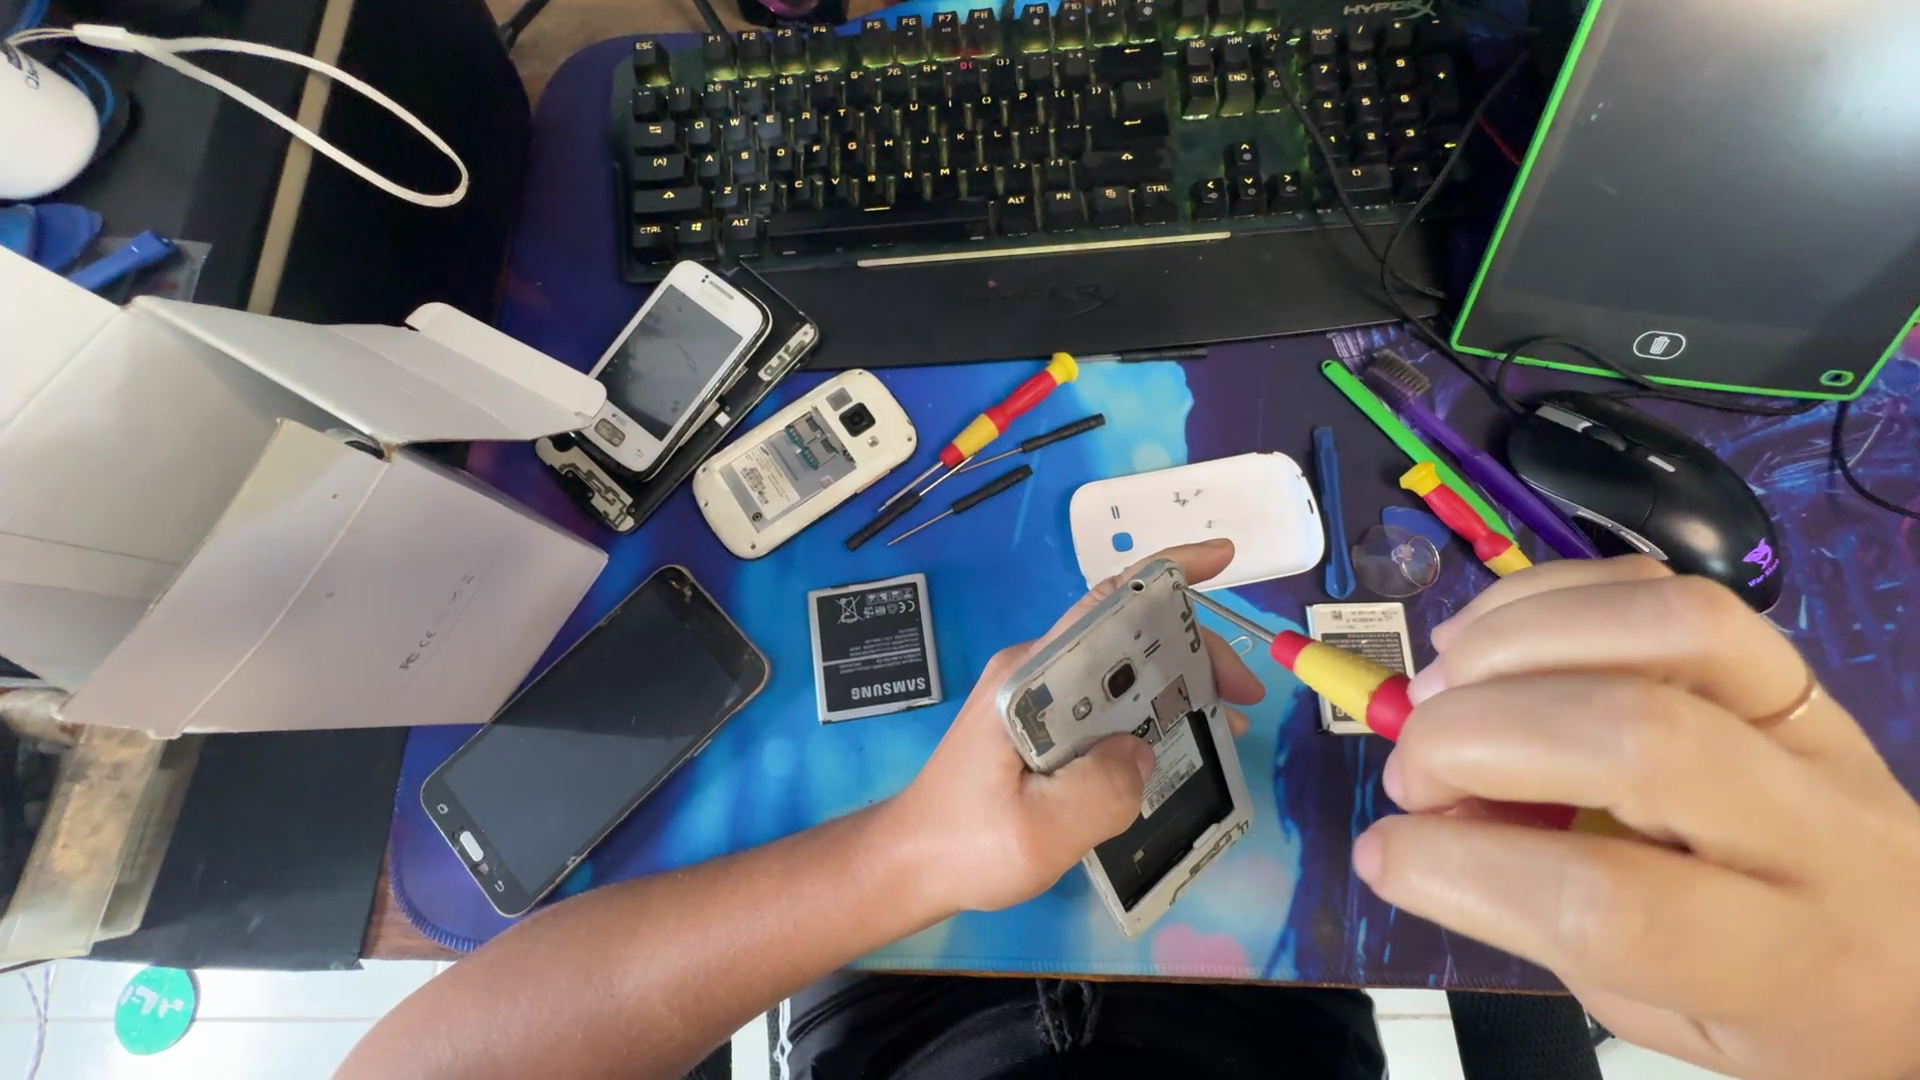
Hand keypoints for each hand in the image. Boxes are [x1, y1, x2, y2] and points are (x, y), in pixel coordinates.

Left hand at [889, 539, 1265, 915]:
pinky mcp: (1038, 722)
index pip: (1104, 605)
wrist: (912, 860)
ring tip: (1225, 720)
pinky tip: (1176, 738)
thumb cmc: (967, 843)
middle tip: (1246, 695)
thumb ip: (1102, 790)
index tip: (1220, 556)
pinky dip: (1148, 710)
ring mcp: (1035, 694)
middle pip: (1124, 636)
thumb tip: (1144, 747)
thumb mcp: (1040, 831)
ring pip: (1118, 669)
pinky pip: (1103, 701)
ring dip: (1174, 684)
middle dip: (1191, 651)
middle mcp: (1034, 670)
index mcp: (1030, 677)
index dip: (1164, 574)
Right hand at [1353, 557, 1919, 1079]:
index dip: (1456, 867)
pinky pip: (1658, 588)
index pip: (1608, 906)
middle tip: (1412, 773)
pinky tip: (1477, 641)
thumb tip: (1411, 820)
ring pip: (1664, 626)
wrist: (1912, 955)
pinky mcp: (1785, 667)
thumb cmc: (1757, 997)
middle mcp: (1822, 832)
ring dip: (1503, 646)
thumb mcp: (1646, 1005)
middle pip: (1631, 737)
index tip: (1383, 854)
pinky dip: (1535, 596)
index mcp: (1789, 963)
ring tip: (1438, 687)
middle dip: (1465, 739)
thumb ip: (1531, 914)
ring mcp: (1814, 728)